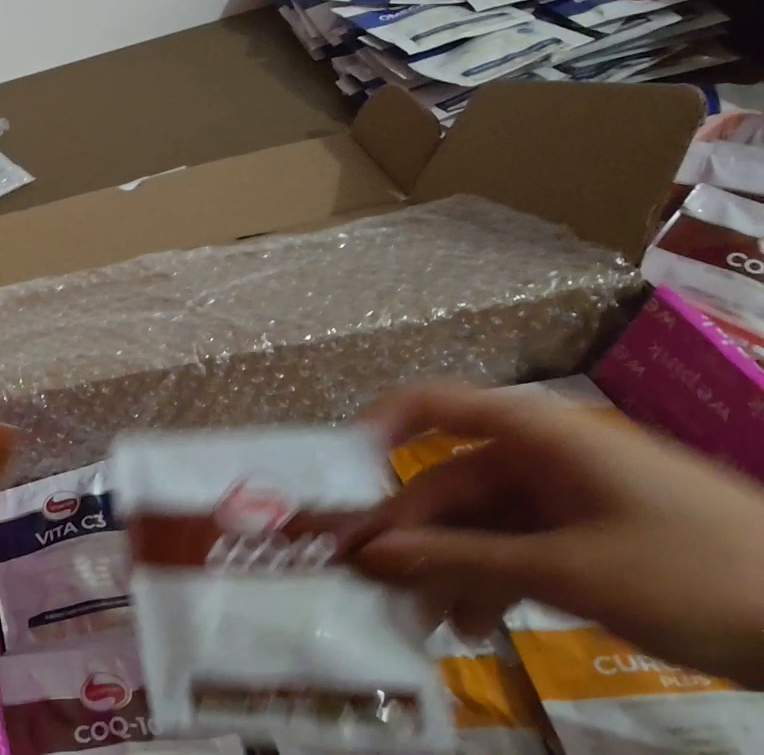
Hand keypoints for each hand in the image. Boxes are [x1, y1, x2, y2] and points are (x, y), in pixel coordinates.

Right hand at [354, 382, 763, 686]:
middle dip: (408, 532)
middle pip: (450, 481)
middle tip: (366, 576)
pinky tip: (473, 624)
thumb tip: (367, 552)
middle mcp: (546, 458)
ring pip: (480, 523)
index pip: (434, 405)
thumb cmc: (695, 576)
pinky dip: (490, 582)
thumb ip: (458, 559)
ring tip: (422, 619)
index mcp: (539, 438)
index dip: (377, 426)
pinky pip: (518, 548)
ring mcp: (572, 500)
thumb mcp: (567, 572)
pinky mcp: (594, 540)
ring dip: (446, 568)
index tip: (335, 471)